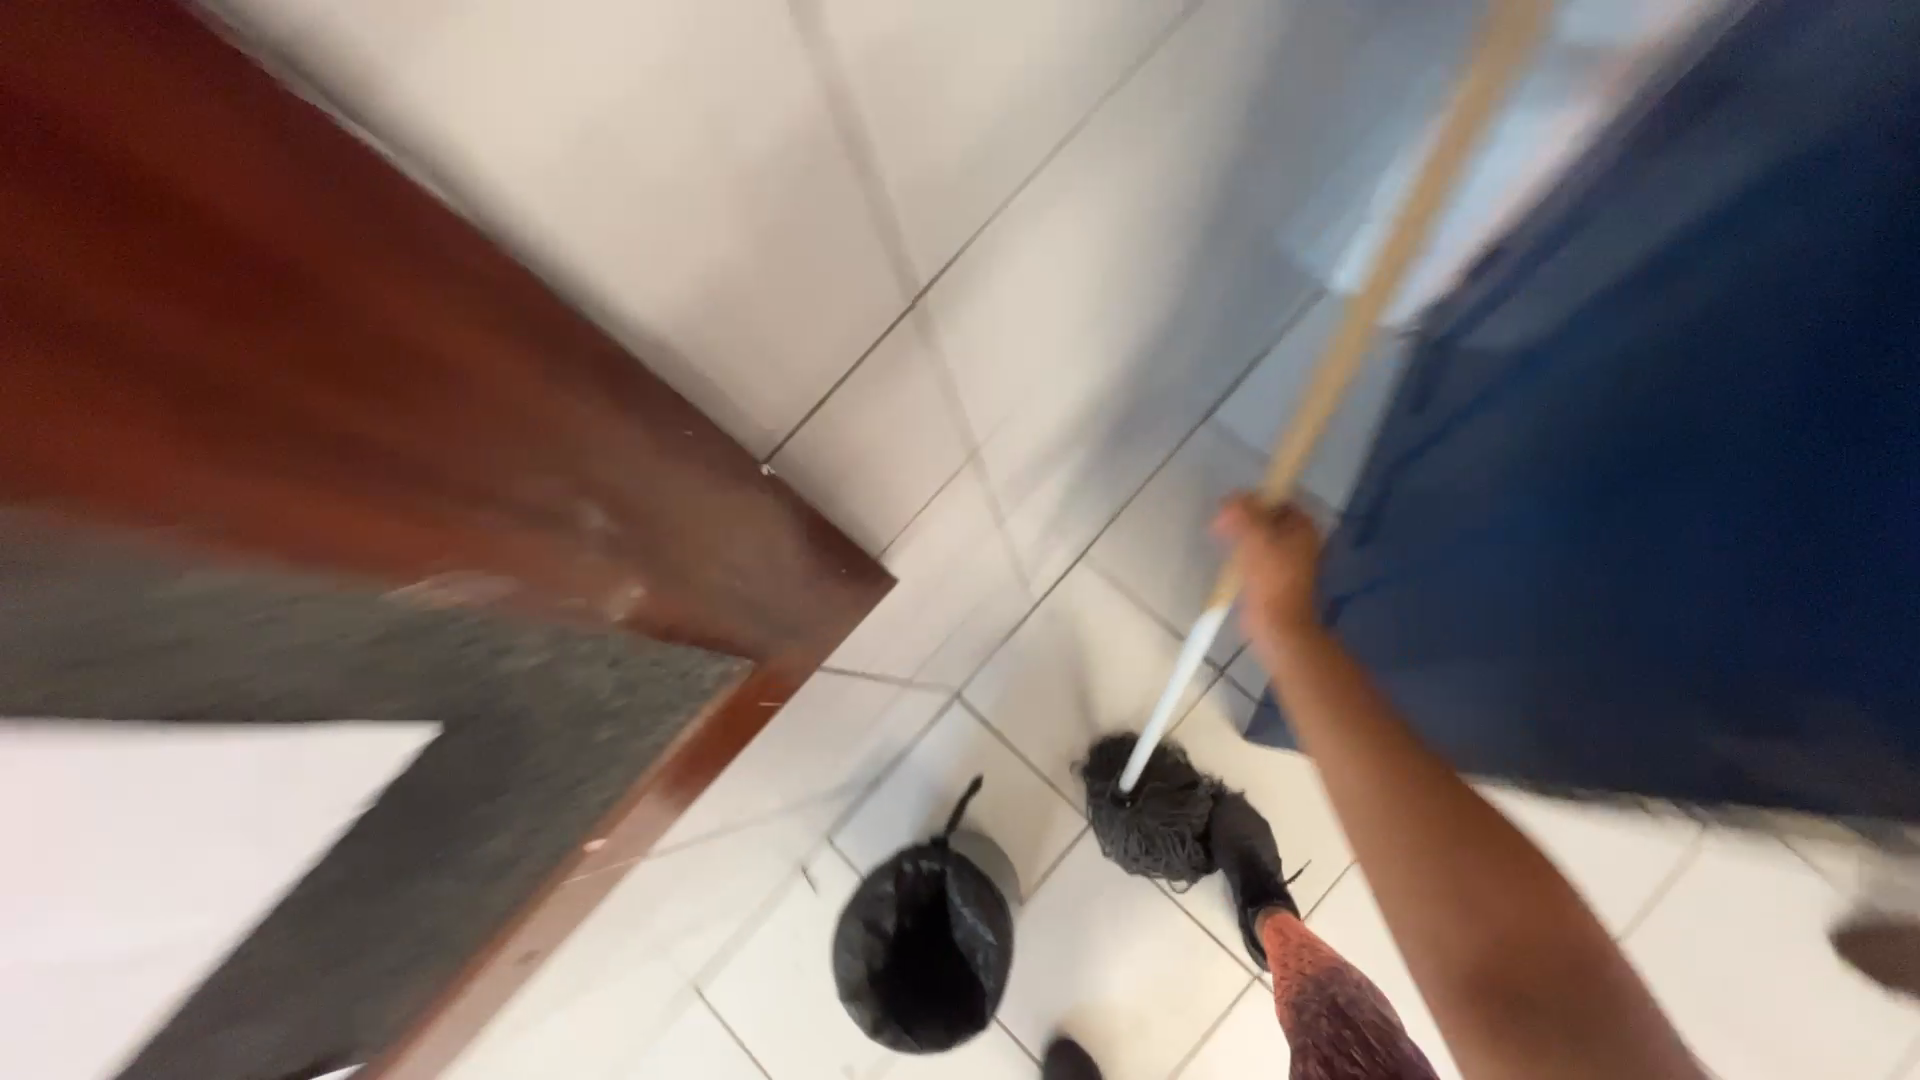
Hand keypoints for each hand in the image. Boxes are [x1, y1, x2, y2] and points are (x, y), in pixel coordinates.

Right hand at [1212, 494, 1324, 647]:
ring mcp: (1285, 556)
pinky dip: (1240, 547)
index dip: (1254, 496)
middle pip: (1267, 513)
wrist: (1276, 623)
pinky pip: (1254, 549)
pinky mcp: (1271, 572)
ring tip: (1219, 533)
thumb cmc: (1271, 579)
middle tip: (1221, 520)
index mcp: (1303, 526)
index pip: (1279, 496)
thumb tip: (1229, 500)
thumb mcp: (1257, 540)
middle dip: (1243, 513)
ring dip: (1239, 530)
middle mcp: (1298, 537)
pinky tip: (1226, 553)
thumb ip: (1243, 515)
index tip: (1231, 504)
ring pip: (1259, 532)